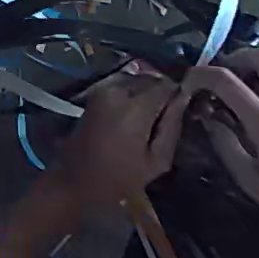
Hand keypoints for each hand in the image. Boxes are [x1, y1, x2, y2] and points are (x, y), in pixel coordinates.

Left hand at [47, 68, 182, 209]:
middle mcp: (117, 91)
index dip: (178, 95)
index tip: (183, 109)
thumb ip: (172, 127)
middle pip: (150, 79)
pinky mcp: (93, 93)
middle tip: (167, 116)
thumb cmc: (119, 177)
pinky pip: (121, 84)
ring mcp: (102, 89)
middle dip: (162, 92)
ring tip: (151, 116)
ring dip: (146, 91)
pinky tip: (134, 113)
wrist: (75, 178)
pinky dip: (131, 92)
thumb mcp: (157, 160)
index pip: (166, 86)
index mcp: (135, 108)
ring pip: (135, 79)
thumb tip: (182, 100)